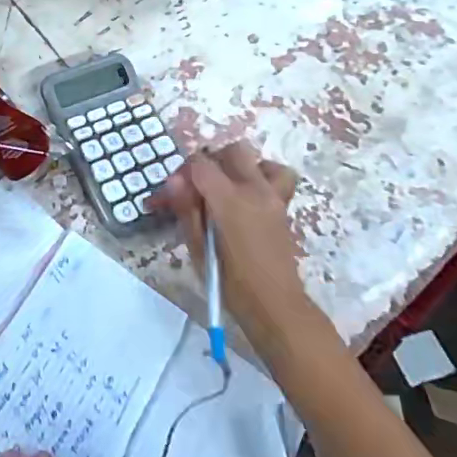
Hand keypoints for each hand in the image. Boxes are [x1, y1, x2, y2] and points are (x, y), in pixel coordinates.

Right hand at [157, 142, 340, 366]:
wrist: (274, 304)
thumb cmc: (230, 282)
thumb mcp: (197, 248)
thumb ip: (186, 209)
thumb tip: (173, 180)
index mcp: (229, 200)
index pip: (201, 164)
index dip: (183, 173)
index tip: (173, 195)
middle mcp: (255, 190)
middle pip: (231, 152)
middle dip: (209, 163)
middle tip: (196, 188)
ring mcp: (274, 196)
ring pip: (256, 159)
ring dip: (237, 167)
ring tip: (224, 189)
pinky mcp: (284, 206)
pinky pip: (277, 175)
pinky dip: (262, 175)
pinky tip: (248, 195)